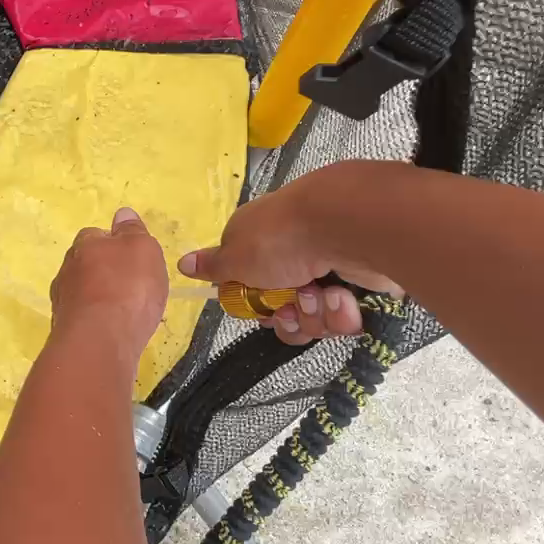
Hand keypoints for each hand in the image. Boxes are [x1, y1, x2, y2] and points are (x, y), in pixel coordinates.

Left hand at [51, 208, 168, 365]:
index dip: (113, 244)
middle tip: (130, 284)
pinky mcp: (64, 328)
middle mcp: (66, 270)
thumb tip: (122, 214)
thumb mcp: (142, 249)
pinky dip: (96, 319)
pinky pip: (82, 317)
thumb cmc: (127, 287)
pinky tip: (111, 328)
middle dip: (104, 271)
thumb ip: (132, 232)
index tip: (130, 257)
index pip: (94, 235)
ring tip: (123, 309)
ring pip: (81, 292)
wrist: (99, 340)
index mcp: (84, 245)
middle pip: (85, 264)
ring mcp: (62, 301)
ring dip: (99, 297)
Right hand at [176, 167, 400, 345]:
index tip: (255, 305)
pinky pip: (343, 317)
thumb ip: (211, 266)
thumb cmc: (282, 239)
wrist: (351, 224)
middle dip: (285, 314)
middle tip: (292, 304)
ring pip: (311, 318)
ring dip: (313, 315)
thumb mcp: (234, 255)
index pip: (248, 285)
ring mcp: (329, 267)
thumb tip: (182, 263)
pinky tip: (344, 296)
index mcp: (260, 242)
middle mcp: (293, 253)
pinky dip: (341, 312)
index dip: (251, 302)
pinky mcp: (362, 283)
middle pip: (280, 308)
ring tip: (324, 295)